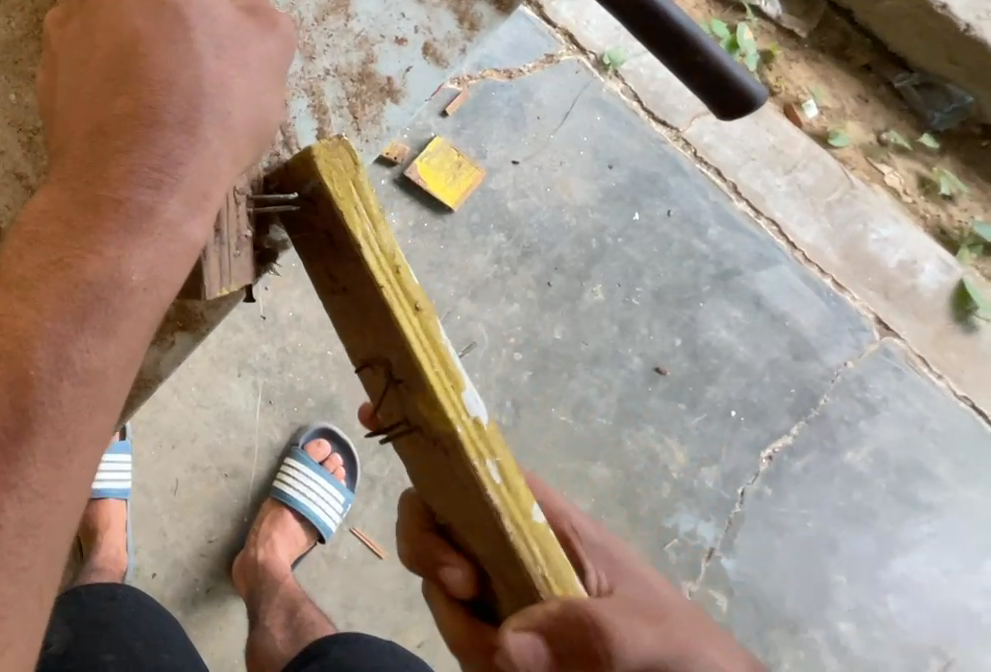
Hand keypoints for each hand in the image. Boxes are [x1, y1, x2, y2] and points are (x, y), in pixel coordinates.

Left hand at [36, 0, 295, 223]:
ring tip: (160, 89)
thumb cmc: (212, 99)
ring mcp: (60, 32)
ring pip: (98, 16)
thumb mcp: (268, 43)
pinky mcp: (44, 80)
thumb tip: (220, 2)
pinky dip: (103, 74)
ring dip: (123, 35)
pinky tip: (132, 114)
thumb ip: (245, 3)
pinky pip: (82, 61)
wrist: (138, 184)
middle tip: (185, 37)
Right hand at [360, 405, 762, 671]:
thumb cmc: (690, 657)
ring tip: (520, 670)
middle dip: (428, 552)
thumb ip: (588, 632)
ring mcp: (498, 588)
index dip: (419, 438)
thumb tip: (507, 644)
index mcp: (537, 515)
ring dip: (463, 628)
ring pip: (436, 585)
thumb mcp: (653, 636)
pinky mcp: (497, 633)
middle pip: (429, 519)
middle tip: (460, 588)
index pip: (468, 462)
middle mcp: (506, 542)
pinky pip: (458, 634)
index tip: (369, 414)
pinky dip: (475, 656)